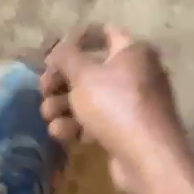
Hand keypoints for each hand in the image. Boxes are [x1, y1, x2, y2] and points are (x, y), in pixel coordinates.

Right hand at [42, 27, 186, 192]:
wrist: (149, 160)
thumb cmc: (115, 105)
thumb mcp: (83, 74)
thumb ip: (65, 56)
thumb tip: (57, 51)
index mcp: (133, 52)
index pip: (104, 32)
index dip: (77, 38)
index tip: (54, 51)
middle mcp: (138, 74)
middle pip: (91, 69)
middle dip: (62, 81)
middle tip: (44, 90)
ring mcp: (135, 104)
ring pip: (92, 97)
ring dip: (65, 106)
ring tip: (48, 116)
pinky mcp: (129, 131)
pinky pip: (100, 120)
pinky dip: (79, 125)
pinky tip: (62, 134)